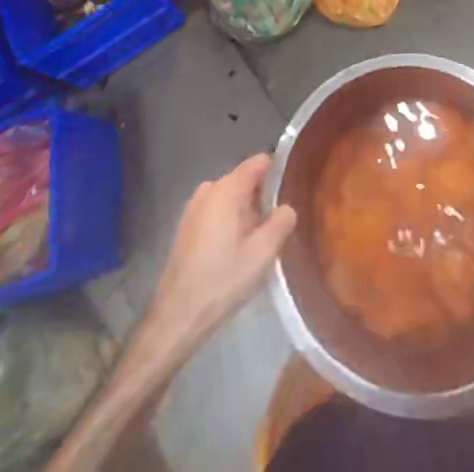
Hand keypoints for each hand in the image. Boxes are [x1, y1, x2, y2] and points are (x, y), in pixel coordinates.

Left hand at [139, 154, 296, 358]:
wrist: (180, 310)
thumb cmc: (224, 278)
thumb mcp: (262, 253)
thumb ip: (281, 223)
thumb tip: (287, 207)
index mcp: (226, 189)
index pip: (257, 163)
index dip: (277, 171)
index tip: (294, 188)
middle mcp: (208, 189)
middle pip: (244, 181)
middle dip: (263, 198)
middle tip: (280, 224)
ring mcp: (194, 207)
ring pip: (231, 198)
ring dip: (247, 213)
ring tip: (263, 240)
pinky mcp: (188, 225)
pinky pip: (217, 211)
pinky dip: (231, 222)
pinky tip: (239, 249)